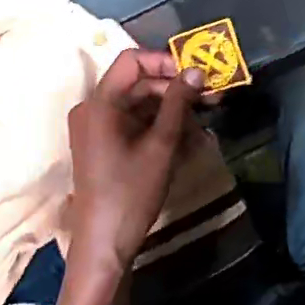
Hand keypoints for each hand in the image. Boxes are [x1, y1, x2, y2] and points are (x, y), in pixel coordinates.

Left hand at [65, 51, 205, 273]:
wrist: (103, 243)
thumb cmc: (130, 192)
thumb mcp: (161, 145)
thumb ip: (178, 104)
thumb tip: (196, 71)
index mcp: (100, 102)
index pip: (132, 61)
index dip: (165, 61)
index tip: (197, 75)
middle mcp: (92, 108)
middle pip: (138, 84)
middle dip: (175, 90)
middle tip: (212, 100)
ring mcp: (95, 128)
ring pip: (138, 106)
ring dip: (172, 112)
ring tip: (205, 127)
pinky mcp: (102, 145)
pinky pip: (132, 125)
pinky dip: (158, 128)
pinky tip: (188, 141)